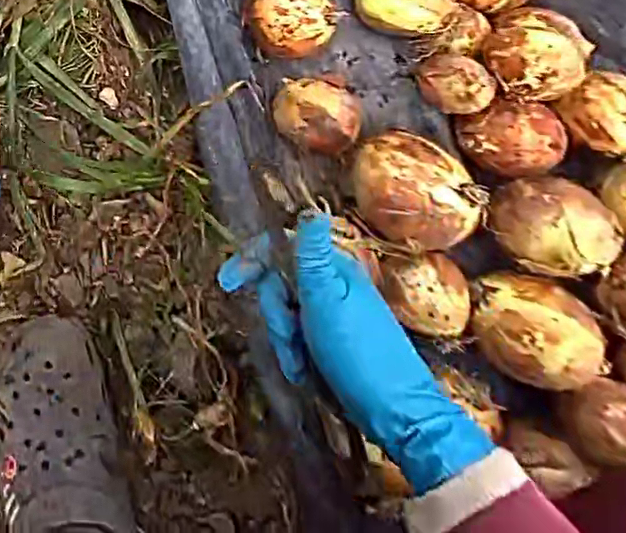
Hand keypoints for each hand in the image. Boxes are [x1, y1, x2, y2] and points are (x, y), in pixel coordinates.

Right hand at [218, 211, 494, 492]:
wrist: (399, 417)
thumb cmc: (359, 353)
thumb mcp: (326, 300)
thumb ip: (311, 255)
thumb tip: (311, 208)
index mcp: (331, 266)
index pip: (279, 246)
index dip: (251, 259)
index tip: (227, 282)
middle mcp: (330, 283)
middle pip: (277, 282)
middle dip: (276, 313)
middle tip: (289, 336)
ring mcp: (330, 313)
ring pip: (283, 313)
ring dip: (284, 340)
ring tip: (300, 364)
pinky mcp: (329, 340)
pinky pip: (295, 338)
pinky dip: (294, 355)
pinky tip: (305, 373)